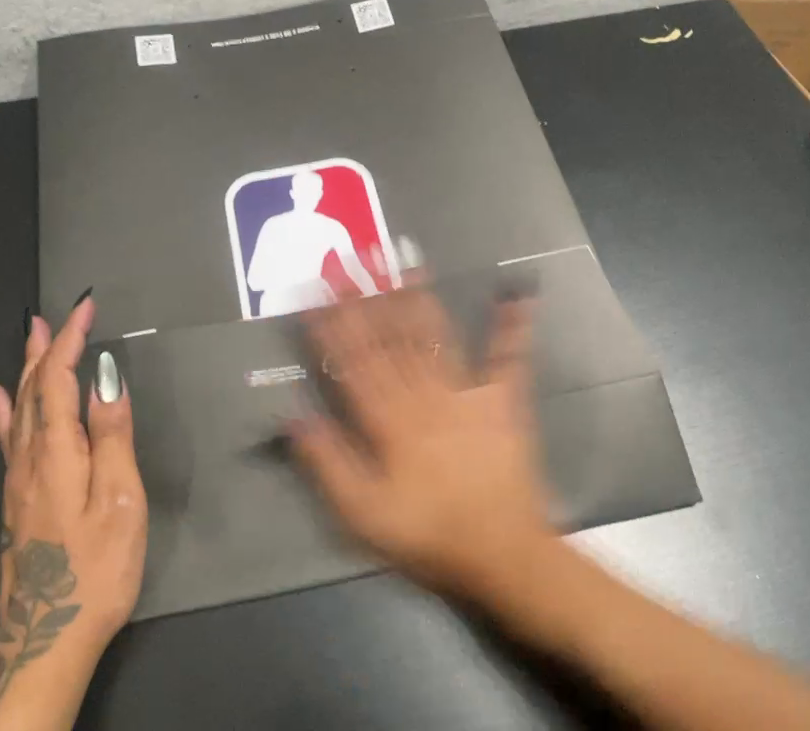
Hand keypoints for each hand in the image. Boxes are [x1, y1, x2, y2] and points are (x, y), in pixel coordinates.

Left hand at [0, 295, 145, 726]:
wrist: (47, 637)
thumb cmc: (96, 569)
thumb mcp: (120, 503)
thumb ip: (112, 438)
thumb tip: (106, 381)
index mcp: (57, 452)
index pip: (60, 379)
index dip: (72, 340)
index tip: (86, 306)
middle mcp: (28, 457)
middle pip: (34, 388)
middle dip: (46, 347)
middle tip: (53, 314)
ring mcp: (16, 479)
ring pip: (19, 408)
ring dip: (28, 368)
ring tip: (32, 338)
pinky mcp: (15, 499)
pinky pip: (8, 437)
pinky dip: (3, 408)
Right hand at [290, 278, 555, 598]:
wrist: (504, 554)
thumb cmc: (428, 535)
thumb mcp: (363, 514)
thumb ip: (328, 463)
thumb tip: (292, 417)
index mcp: (388, 421)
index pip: (352, 362)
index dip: (332, 324)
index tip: (316, 288)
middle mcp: (424, 395)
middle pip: (389, 339)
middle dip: (366, 295)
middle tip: (352, 254)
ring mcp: (467, 393)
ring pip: (434, 337)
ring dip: (417, 296)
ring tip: (403, 258)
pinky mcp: (504, 401)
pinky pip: (508, 358)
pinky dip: (512, 325)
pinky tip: (516, 291)